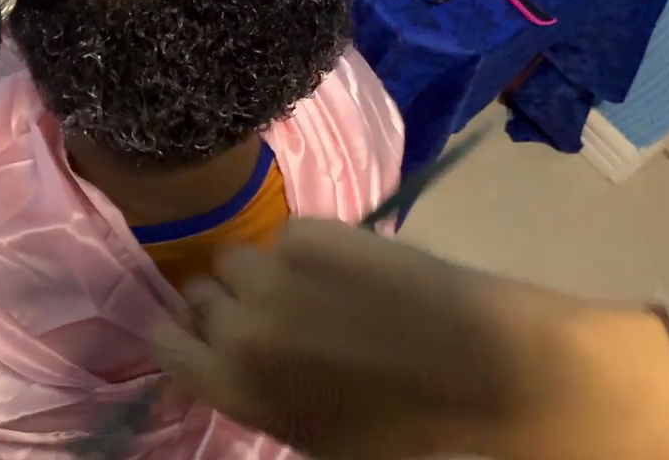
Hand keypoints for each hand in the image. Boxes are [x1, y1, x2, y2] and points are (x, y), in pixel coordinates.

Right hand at [151, 219, 668, 459]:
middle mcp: (243, 323)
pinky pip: (287, 236)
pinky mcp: (316, 230)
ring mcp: (277, 269)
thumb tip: (233, 357)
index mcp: (241, 388)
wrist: (503, 379)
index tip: (204, 335)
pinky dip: (308, 251)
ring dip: (264, 273)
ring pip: (239, 256)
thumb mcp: (323, 442)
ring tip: (314, 290)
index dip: (183, 336)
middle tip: (275, 317)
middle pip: (199, 292)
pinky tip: (350, 272)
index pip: (165, 342)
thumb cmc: (417, 440)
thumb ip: (262, 395)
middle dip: (227, 305)